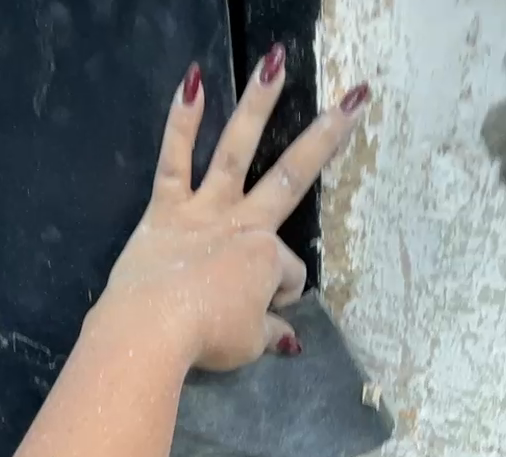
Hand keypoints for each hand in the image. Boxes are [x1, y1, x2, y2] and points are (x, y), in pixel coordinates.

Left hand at [94, 49, 371, 371]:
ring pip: (236, 150)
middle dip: (327, 138)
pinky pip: (174, 158)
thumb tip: (287, 340)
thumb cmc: (208, 338)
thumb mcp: (250, 344)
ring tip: (275, 63)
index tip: (266, 314)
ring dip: (258, 105)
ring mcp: (204, 210)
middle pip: (292, 177)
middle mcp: (243, 224)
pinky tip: (191, 83)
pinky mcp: (165, 207)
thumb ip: (270, 332)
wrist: (151, 327)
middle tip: (353, 102)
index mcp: (267, 260)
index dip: (282, 296)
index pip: (288, 274)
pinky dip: (180, 123)